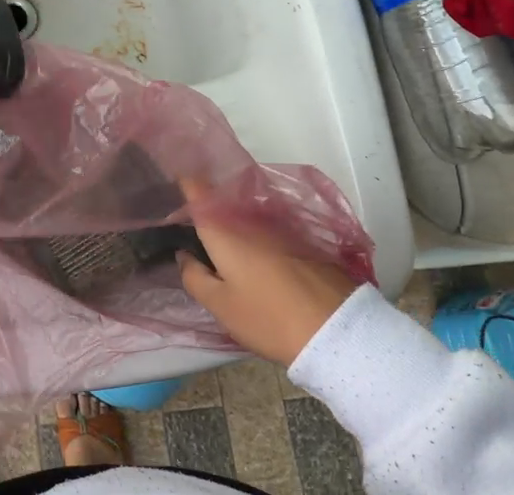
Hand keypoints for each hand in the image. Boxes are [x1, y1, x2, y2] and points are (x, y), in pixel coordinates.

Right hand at [176, 179, 358, 366]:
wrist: (337, 331)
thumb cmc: (268, 317)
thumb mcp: (221, 306)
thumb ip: (194, 277)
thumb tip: (184, 255)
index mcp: (224, 231)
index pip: (200, 192)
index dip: (186, 183)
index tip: (176, 181)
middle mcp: (251, 221)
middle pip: (223, 206)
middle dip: (208, 211)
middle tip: (193, 229)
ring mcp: (281, 230)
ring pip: (247, 220)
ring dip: (233, 226)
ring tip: (224, 248)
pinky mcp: (304, 243)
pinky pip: (270, 232)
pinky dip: (257, 238)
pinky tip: (258, 261)